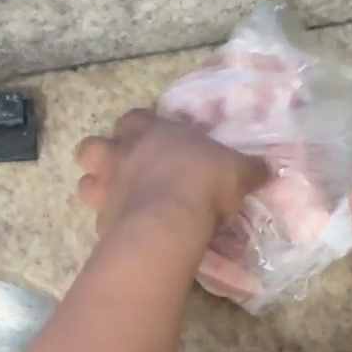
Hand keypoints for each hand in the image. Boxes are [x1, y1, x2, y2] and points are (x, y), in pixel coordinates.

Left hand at [74, 110, 268, 238]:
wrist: (169, 222)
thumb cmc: (203, 183)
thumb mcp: (236, 172)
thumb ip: (247, 170)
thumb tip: (267, 170)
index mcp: (150, 132)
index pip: (135, 118)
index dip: (140, 127)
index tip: (153, 139)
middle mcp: (121, 156)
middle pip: (92, 147)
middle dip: (101, 156)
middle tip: (121, 170)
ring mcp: (106, 190)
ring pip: (85, 183)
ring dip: (96, 190)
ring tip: (116, 202)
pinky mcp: (101, 223)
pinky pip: (98, 220)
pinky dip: (110, 225)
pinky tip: (126, 233)